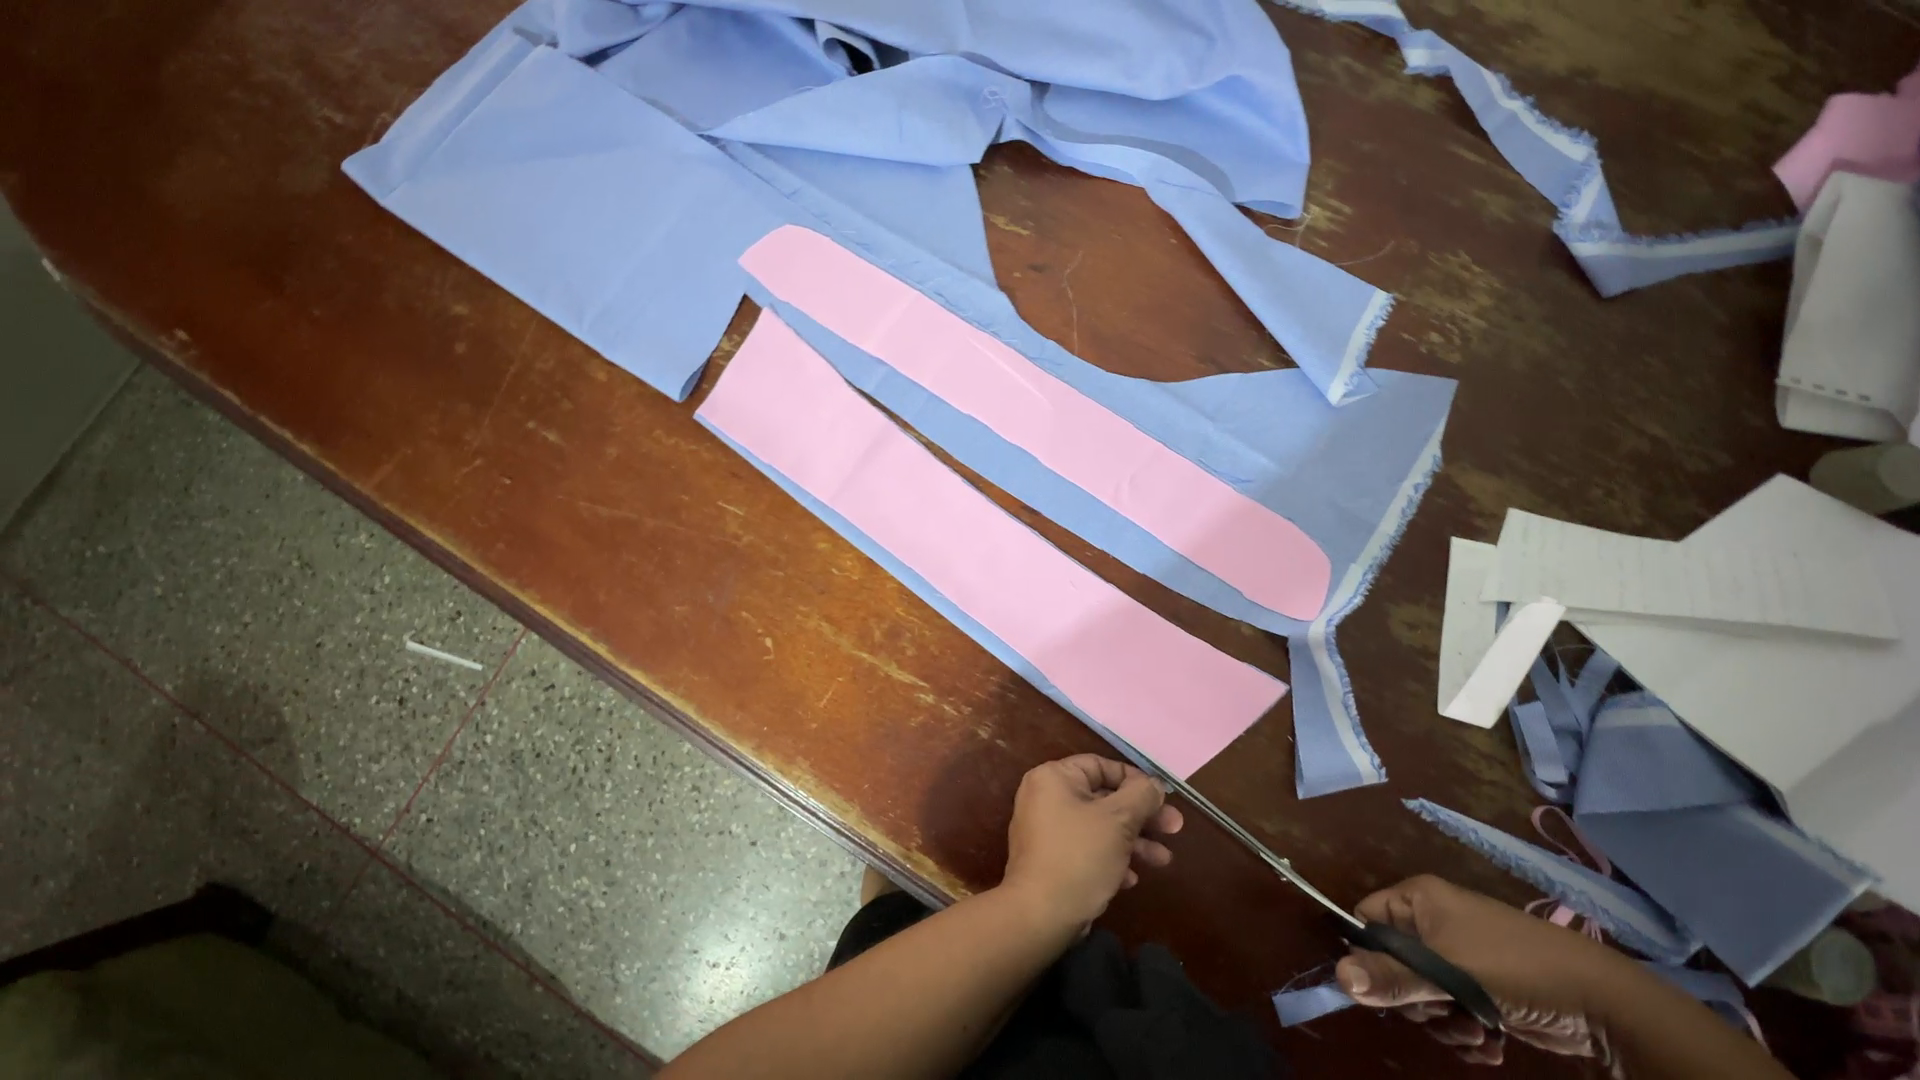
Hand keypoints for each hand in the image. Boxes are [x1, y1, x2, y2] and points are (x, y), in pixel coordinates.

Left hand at [1000, 755, 1184, 929]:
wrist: (1040, 915)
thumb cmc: (1080, 855)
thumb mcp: (1119, 820)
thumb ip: (1141, 796)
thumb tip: (1154, 785)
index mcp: (1054, 778)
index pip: (1101, 766)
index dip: (1135, 780)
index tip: (1163, 798)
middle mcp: (1046, 798)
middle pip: (1104, 799)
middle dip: (1142, 816)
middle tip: (1175, 829)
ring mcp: (1047, 831)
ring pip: (1100, 827)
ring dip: (1133, 842)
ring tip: (1163, 861)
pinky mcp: (1052, 860)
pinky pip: (1087, 850)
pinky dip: (1111, 859)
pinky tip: (1130, 880)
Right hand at [1335, 875, 1629, 1065]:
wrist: (1600, 1002)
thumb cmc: (1515, 968)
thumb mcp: (1447, 972)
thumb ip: (1391, 977)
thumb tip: (1337, 978)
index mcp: (1418, 901)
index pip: (1365, 922)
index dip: (1367, 957)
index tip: (1384, 987)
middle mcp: (1433, 924)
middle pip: (1392, 968)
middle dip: (1416, 1003)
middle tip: (1441, 1012)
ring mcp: (1460, 958)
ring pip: (1422, 998)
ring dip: (1443, 1025)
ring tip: (1476, 1033)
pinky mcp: (1483, 991)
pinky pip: (1450, 1013)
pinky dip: (1465, 1034)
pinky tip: (1491, 1044)